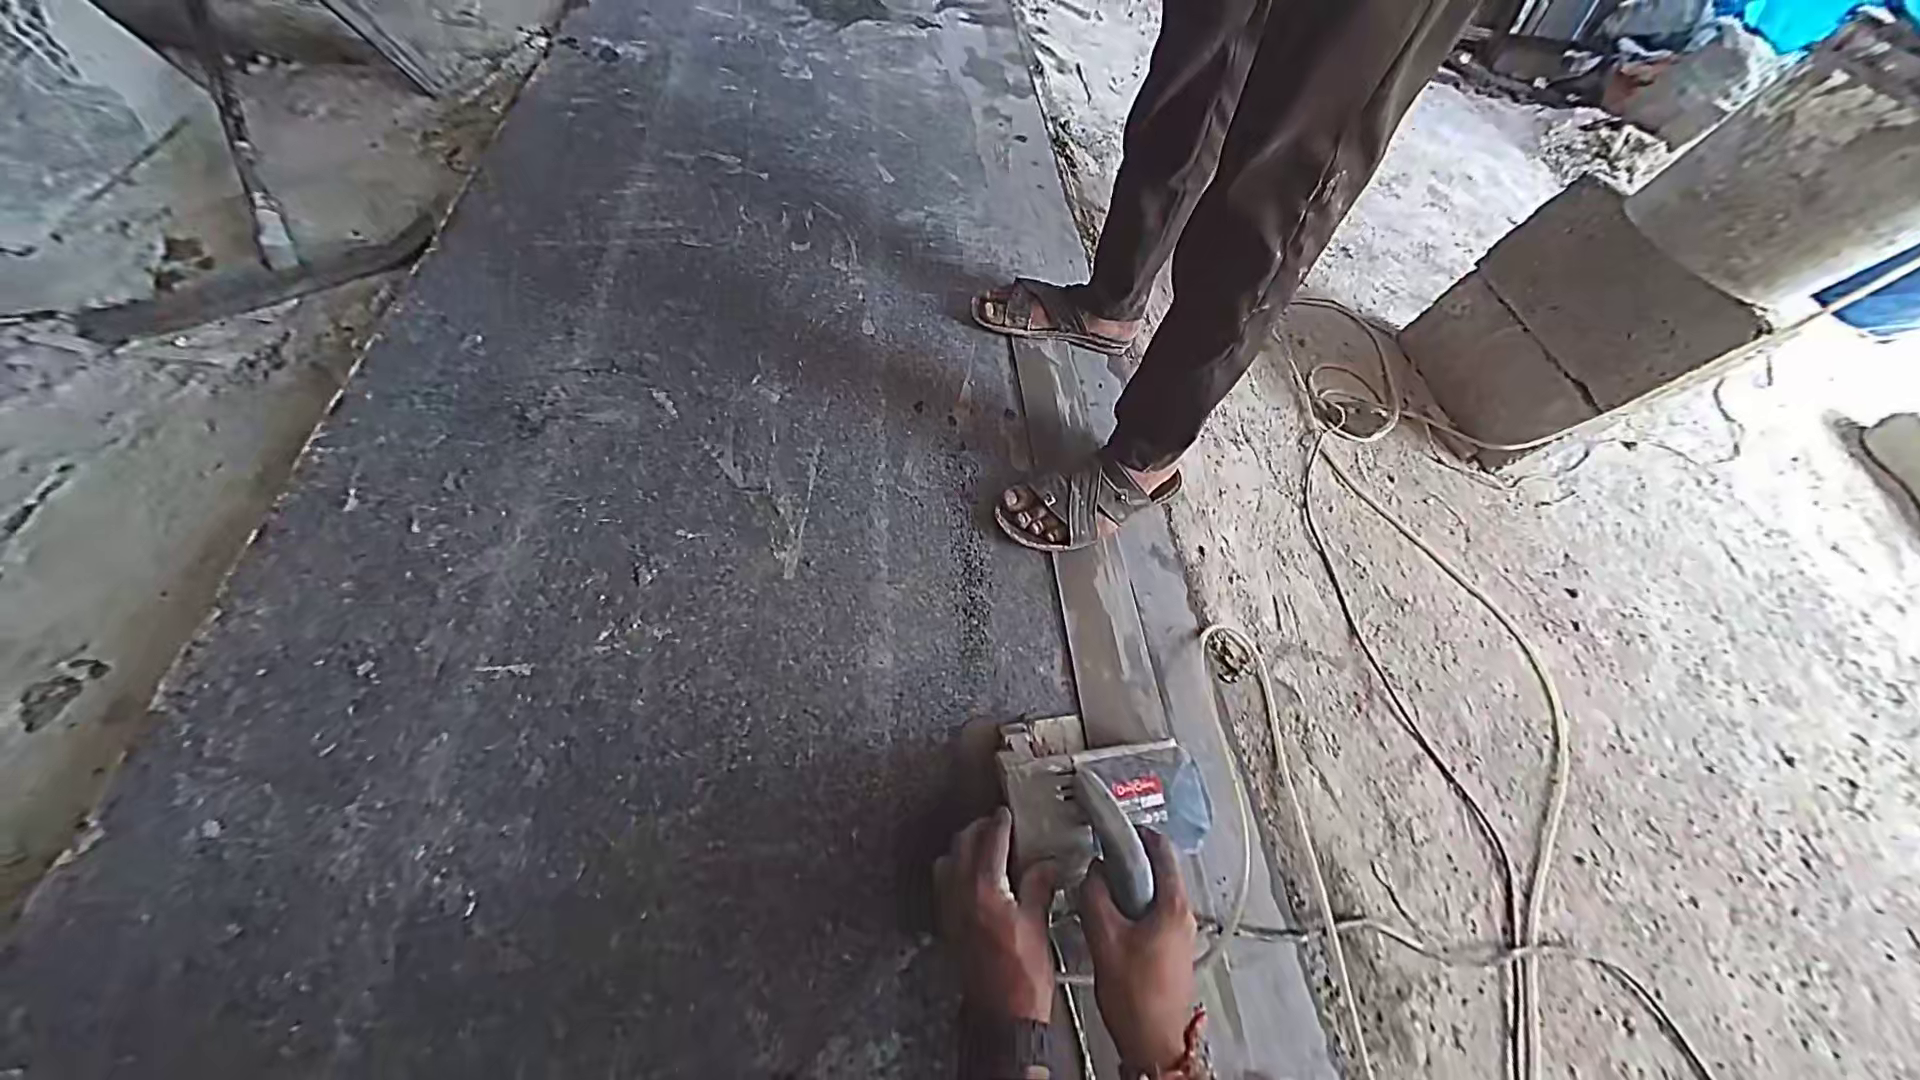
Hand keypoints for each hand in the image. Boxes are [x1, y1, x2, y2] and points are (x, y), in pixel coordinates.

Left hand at [934, 807, 1060, 1021]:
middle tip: (997, 825)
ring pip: (948, 858)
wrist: (1002, 1017)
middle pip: (963, 842)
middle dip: (980, 828)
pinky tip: (971, 874)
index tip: (1006, 814)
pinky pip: (943, 880)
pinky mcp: (946, 922)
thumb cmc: (1021, 978)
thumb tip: (1045, 865)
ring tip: (984, 845)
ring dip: (964, 846)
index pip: (990, 840)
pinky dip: (955, 867)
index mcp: (986, 890)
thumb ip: (1038, 887)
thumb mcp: (1038, 925)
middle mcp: (961, 893)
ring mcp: (950, 907)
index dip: (999, 822)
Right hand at [1080, 828, 1196, 1069]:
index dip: (1136, 830)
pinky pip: (1152, 908)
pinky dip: (1132, 900)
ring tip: (1101, 879)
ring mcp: (1179, 931)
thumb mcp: (1104, 936)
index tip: (1114, 822)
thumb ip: (1095, 894)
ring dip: (1129, 880)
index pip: (1161, 848)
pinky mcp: (1171, 946)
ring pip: (1153, 889)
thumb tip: (1094, 870)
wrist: (1153, 1044)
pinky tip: (1110, 910)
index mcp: (1174, 905)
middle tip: (1102, 849)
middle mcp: (1183, 914)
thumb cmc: (1136, 996)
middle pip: (1158, 867)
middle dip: (1129, 855)